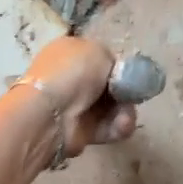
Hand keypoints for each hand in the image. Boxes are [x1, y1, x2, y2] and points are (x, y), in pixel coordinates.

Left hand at [20, 37, 138, 156]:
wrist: (51, 112)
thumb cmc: (73, 72)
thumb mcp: (99, 51)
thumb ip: (112, 60)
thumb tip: (115, 73)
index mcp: (69, 52)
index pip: (99, 58)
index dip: (117, 66)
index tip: (130, 73)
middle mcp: (70, 78)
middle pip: (109, 86)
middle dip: (125, 92)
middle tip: (131, 95)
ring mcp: (75, 106)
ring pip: (112, 109)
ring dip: (124, 112)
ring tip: (124, 116)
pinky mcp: (81, 132)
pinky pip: (108, 128)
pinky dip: (117, 128)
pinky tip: (120, 126)